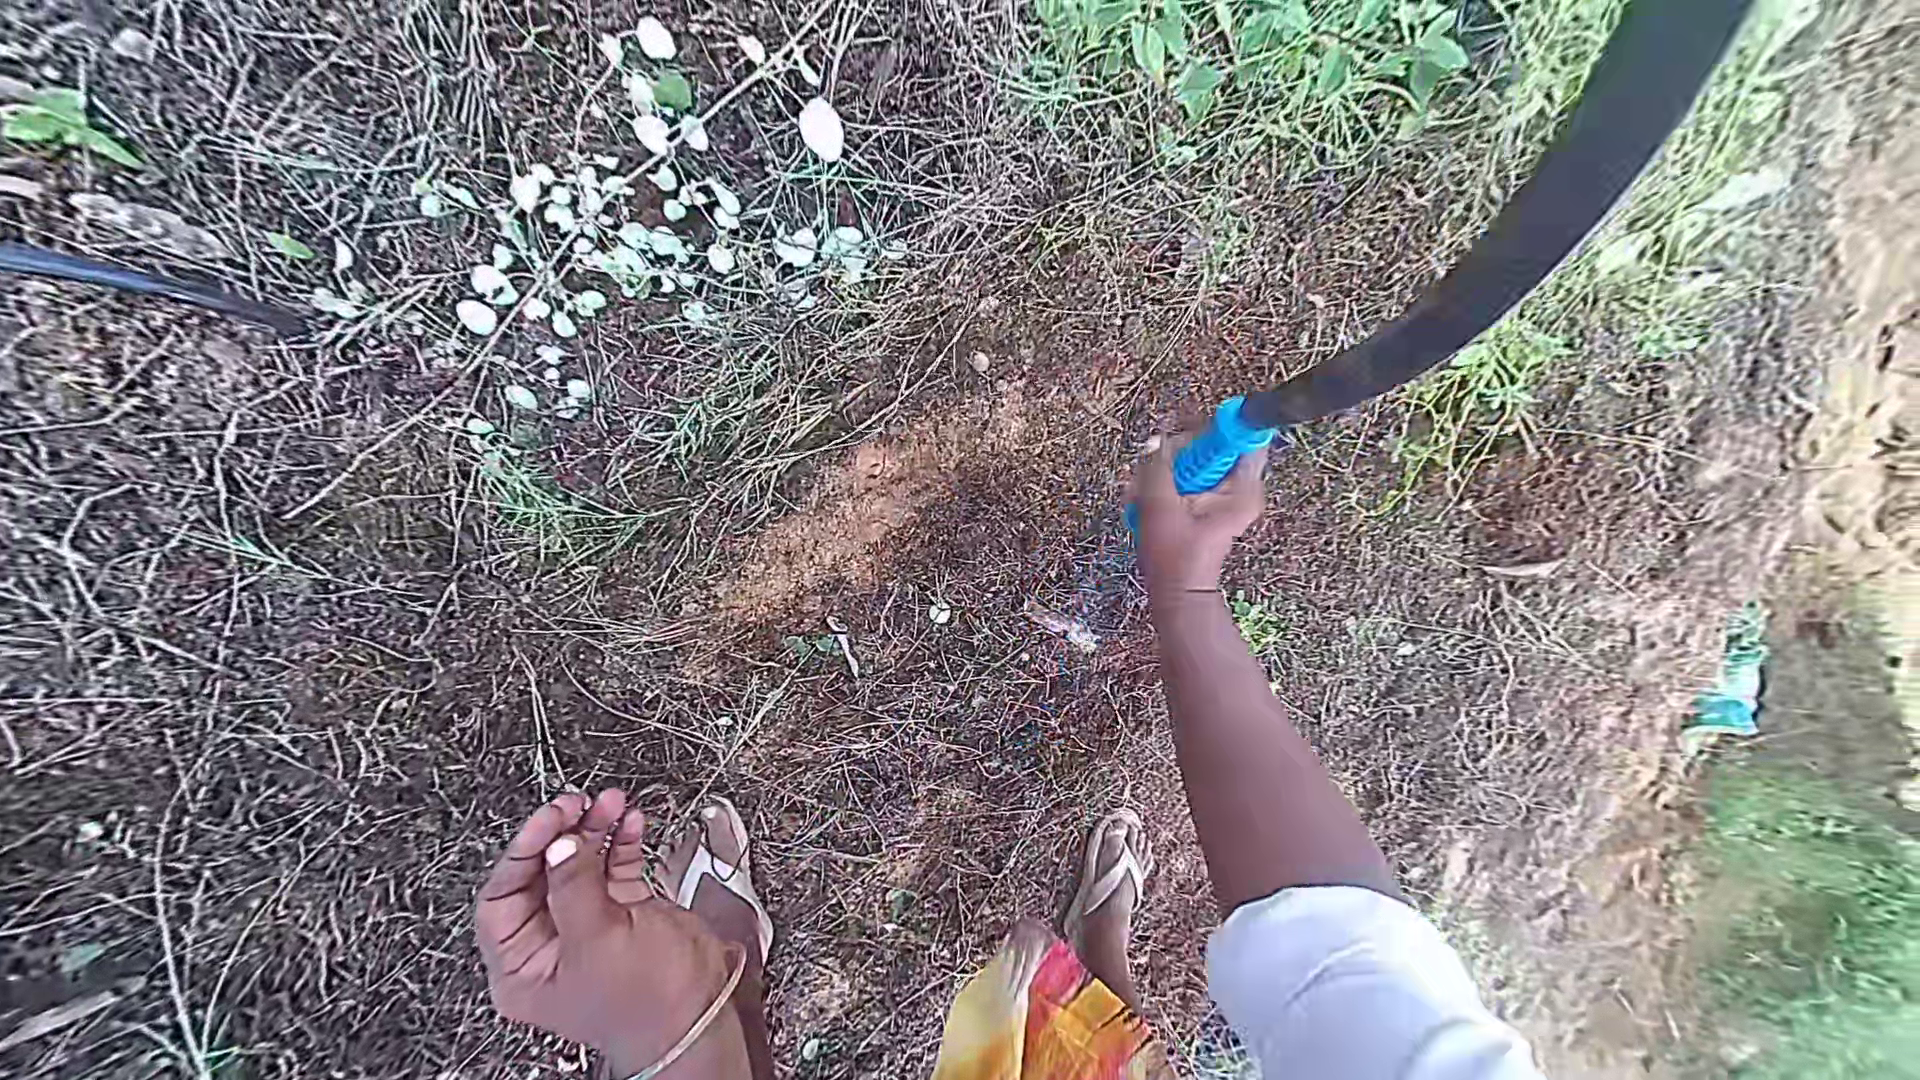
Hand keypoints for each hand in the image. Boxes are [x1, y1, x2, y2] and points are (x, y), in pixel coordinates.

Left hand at [475, 790, 746, 1076]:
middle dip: (564, 833)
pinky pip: (617, 863)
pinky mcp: (627, 906)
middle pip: (545, 872)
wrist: (700, 1006)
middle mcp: (554, 939)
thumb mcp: (599, 941)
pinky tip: (631, 822)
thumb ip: (575, 889)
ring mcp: (593, 920)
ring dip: (596, 828)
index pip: (503, 898)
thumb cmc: (645, 999)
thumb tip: (558, 845)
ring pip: (583, 862)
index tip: (549, 819)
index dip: (523, 853)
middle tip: (579, 803)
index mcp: (525, 964)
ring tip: (610, 803)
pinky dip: (623, 839)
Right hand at [1129, 434, 1267, 594]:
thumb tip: (1159, 438)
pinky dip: (1166, 487)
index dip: (1211, 428)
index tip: (1182, 432)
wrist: (1176, 592)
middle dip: (1175, 457)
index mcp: (1241, 488)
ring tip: (1143, 494)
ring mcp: (1225, 496)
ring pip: (1195, 464)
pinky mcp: (1209, 504)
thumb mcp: (1159, 505)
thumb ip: (1158, 466)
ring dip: (1164, 474)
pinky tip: (1146, 503)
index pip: (1242, 436)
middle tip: (1152, 473)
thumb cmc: (1174, 556)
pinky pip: (1188, 480)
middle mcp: (1240, 488)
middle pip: (1212, 447)